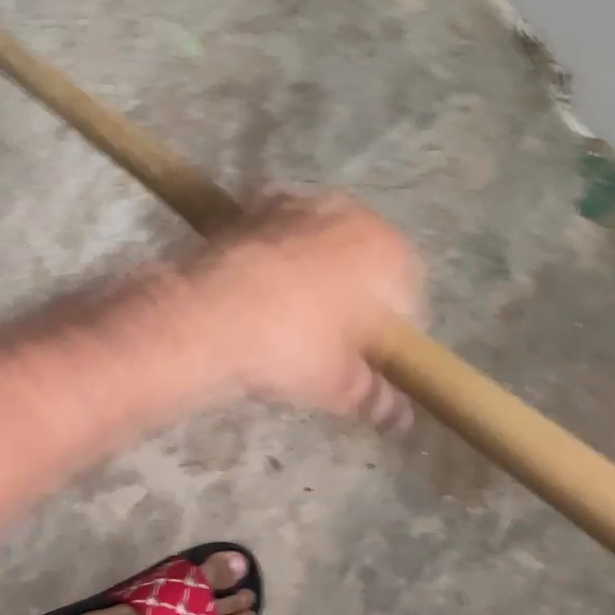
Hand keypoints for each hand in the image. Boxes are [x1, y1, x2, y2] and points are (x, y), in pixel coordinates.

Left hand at [186, 191, 423, 427]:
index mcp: (391, 252)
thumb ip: (376, 395)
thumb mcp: (342, 386)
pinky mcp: (250, 204)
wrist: (205, 312)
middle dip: (353, 296)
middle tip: (329, 340)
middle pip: (364, 262)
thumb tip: (394, 411)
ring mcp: (298, 202)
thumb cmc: (292, 346)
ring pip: (319, 242)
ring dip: (313, 269)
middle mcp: (352, 213)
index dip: (391, 338)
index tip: (370, 364)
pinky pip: (276, 232)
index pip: (409, 301)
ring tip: (287, 315)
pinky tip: (257, 286)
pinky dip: (274, 252)